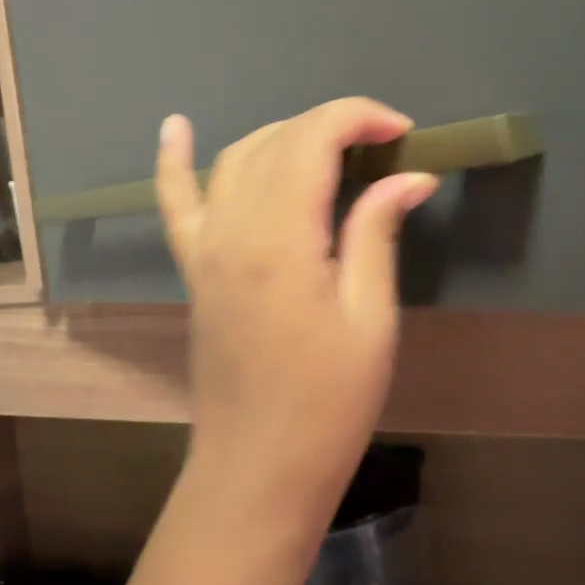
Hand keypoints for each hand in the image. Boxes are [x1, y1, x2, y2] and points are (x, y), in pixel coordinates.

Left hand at [155, 98, 438, 516]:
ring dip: (284, 135)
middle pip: (277, 140)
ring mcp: (205, 245)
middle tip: (382, 145)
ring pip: (236, 158)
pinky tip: (176, 126)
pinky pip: (176, 201)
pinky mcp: (193, 266)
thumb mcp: (370, 318)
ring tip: (332, 146)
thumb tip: (411, 174)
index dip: (358, 117)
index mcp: (280, 236)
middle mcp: (232, 227)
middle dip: (332, 124)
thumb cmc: (328, 401)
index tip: (403, 132)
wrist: (259, 467)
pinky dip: (174, 161)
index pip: (312, 138)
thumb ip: (377, 233)